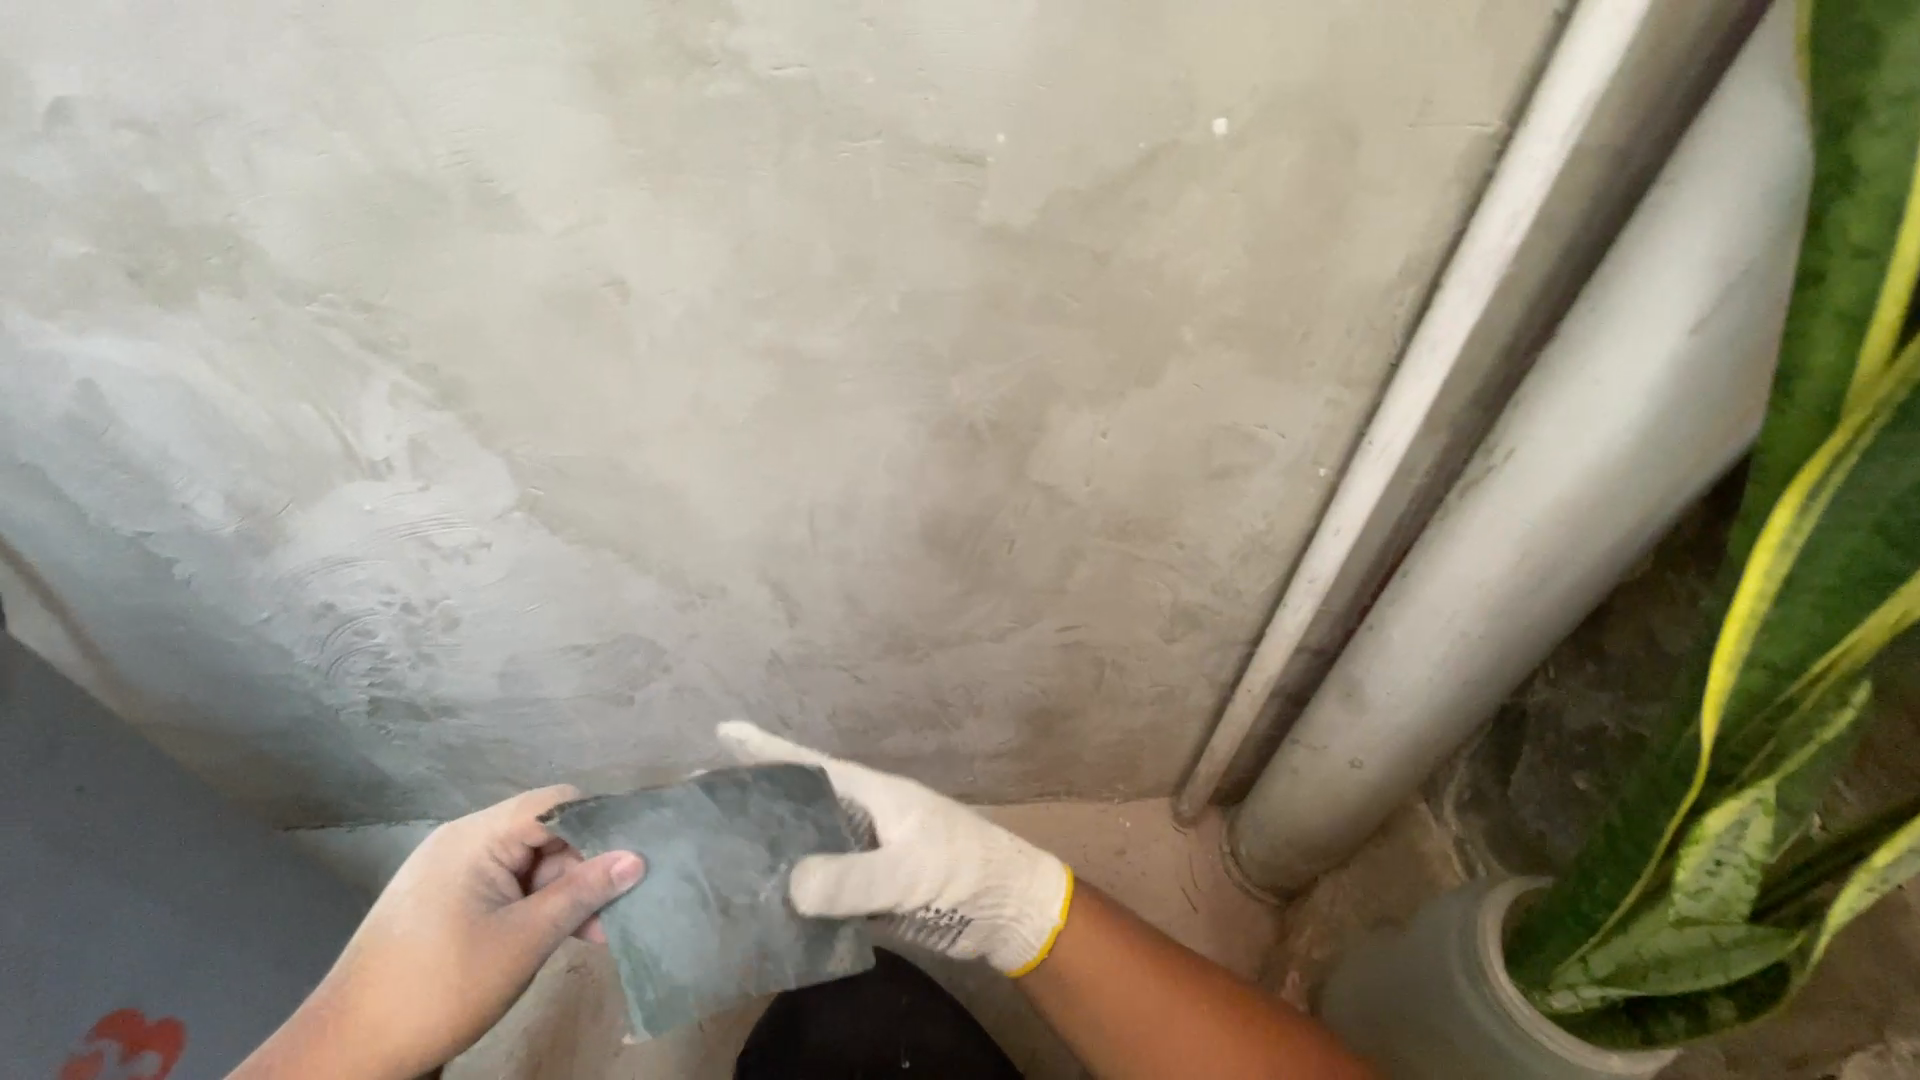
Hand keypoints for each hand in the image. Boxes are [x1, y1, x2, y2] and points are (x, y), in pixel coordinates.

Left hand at [231, 786, 643, 1079]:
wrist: (344, 1056)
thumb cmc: (441, 988)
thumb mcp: (526, 940)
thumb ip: (584, 892)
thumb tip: (637, 858)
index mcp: (476, 838)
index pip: (557, 804)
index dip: (602, 823)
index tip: (636, 856)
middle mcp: (462, 843)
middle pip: (546, 834)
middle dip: (585, 868)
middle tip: (616, 909)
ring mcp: (450, 873)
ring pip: (529, 864)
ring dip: (564, 893)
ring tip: (594, 933)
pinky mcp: (445, 902)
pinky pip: (506, 886)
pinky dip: (536, 907)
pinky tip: (560, 936)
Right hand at [718, 721, 1072, 975]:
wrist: (1008, 911)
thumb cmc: (966, 873)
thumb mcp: (912, 871)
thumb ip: (855, 878)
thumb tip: (787, 883)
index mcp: (872, 794)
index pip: (810, 764)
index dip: (765, 748)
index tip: (721, 732)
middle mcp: (863, 818)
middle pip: (799, 802)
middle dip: (753, 799)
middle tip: (699, 806)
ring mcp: (866, 854)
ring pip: (807, 845)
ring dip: (768, 847)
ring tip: (715, 856)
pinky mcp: (870, 891)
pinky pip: (821, 886)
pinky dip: (791, 893)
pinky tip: (759, 908)